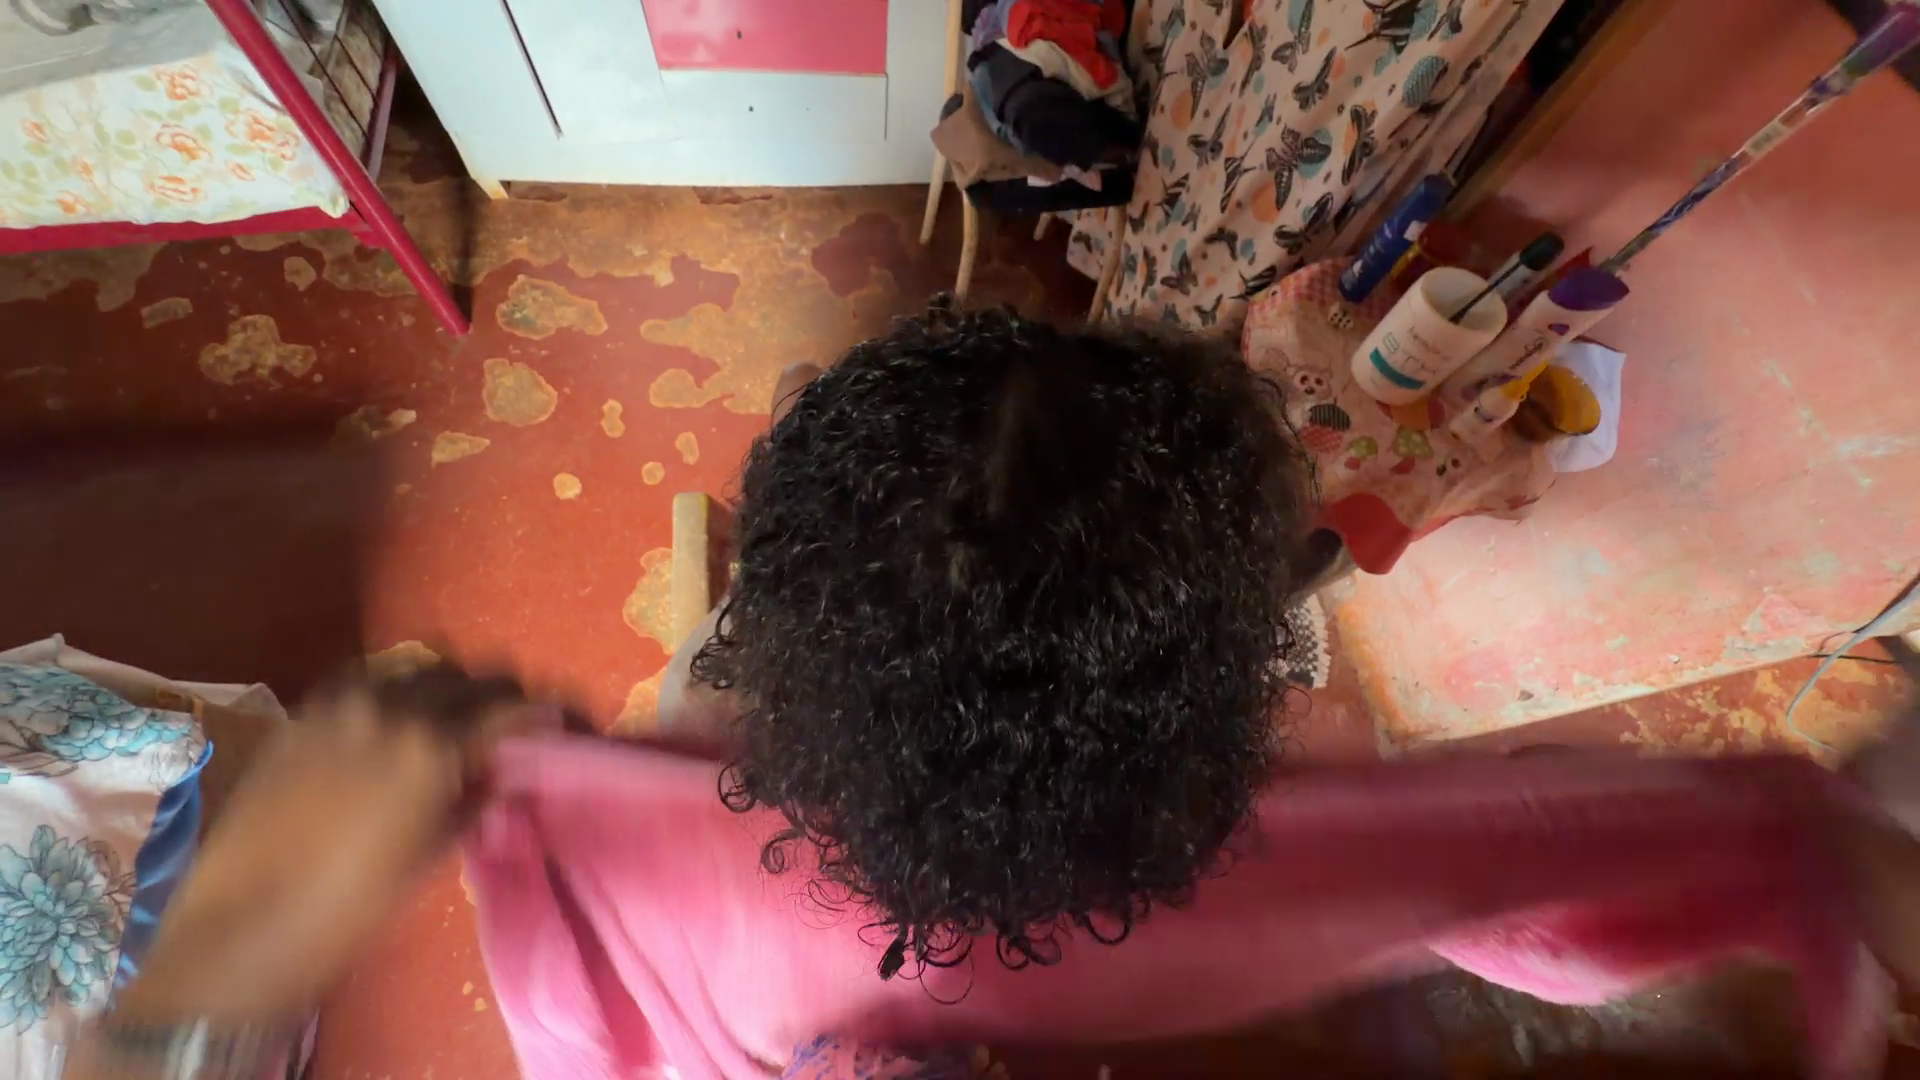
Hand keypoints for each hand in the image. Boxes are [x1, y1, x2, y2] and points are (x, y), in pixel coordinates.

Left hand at [112, 665, 525, 1024]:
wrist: (242, 930)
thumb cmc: (356, 901)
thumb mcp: (437, 849)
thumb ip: (478, 795)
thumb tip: (505, 769)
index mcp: (435, 746)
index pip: (510, 706)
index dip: (540, 710)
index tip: (552, 719)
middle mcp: (394, 711)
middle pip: (470, 675)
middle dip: (499, 693)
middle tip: (506, 718)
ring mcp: (342, 708)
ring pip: (418, 666)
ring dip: (447, 683)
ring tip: (450, 711)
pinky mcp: (302, 718)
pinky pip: (363, 679)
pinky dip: (392, 687)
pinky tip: (394, 713)